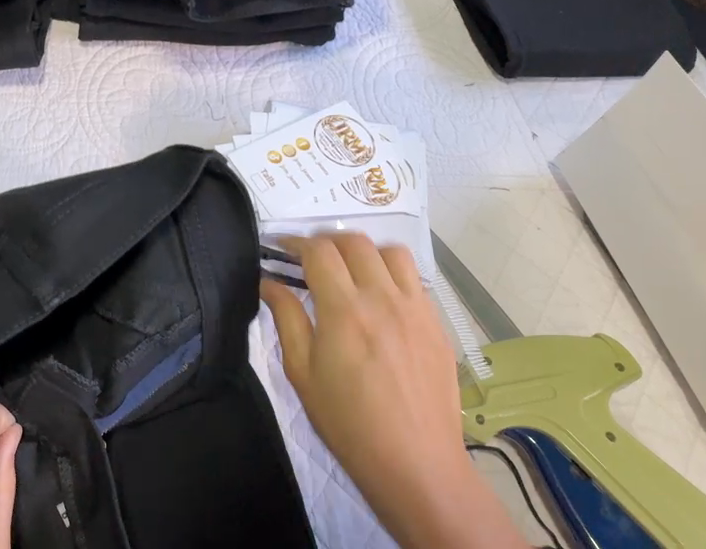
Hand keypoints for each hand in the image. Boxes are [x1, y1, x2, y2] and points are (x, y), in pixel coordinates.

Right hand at [261, 233, 523, 548]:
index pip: (318, 251)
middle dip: (327, 241)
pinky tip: (382, 299)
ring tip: (351, 271)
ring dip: (365, 251)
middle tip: (312, 258)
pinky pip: (416, 280)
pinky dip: (393, 275)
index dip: (295, 242)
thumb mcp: (302, 373)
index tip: (281, 249)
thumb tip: (268, 281)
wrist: (416, 464)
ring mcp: (416, 309)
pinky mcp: (437, 325)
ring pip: (391, 252)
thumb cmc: (348, 423)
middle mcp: (383, 299)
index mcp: (344, 310)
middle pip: (354, 242)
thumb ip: (286, 318)